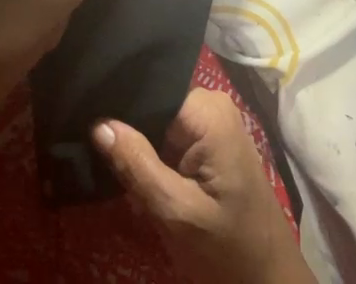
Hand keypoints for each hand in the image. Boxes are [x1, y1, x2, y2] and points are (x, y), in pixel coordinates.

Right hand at [93, 89, 314, 283]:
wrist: (266, 277)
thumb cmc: (227, 246)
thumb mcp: (176, 211)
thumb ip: (137, 165)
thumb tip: (99, 124)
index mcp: (208, 111)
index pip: (150, 91)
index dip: (120, 108)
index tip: (88, 124)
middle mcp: (212, 105)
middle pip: (152, 105)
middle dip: (126, 131)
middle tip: (95, 153)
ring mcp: (212, 124)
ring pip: (157, 123)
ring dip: (136, 148)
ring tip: (109, 164)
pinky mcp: (209, 143)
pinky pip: (169, 138)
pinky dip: (151, 158)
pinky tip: (133, 174)